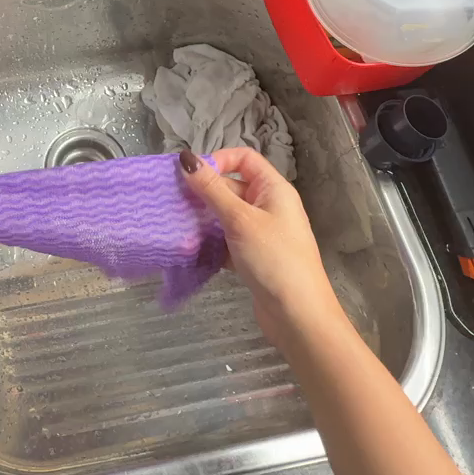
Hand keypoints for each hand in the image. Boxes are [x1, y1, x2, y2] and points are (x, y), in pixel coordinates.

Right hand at [180, 147, 343, 343]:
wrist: (298, 317)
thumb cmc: (273, 259)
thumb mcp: (240, 220)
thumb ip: (211, 189)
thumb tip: (186, 157)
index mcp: (273, 189)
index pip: (244, 158)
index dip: (218, 160)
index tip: (192, 175)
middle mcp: (268, 206)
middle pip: (231, 186)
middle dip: (204, 193)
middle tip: (174, 201)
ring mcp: (261, 233)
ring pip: (226, 215)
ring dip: (203, 218)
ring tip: (177, 224)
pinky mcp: (253, 256)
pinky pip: (226, 239)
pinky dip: (210, 242)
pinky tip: (190, 249)